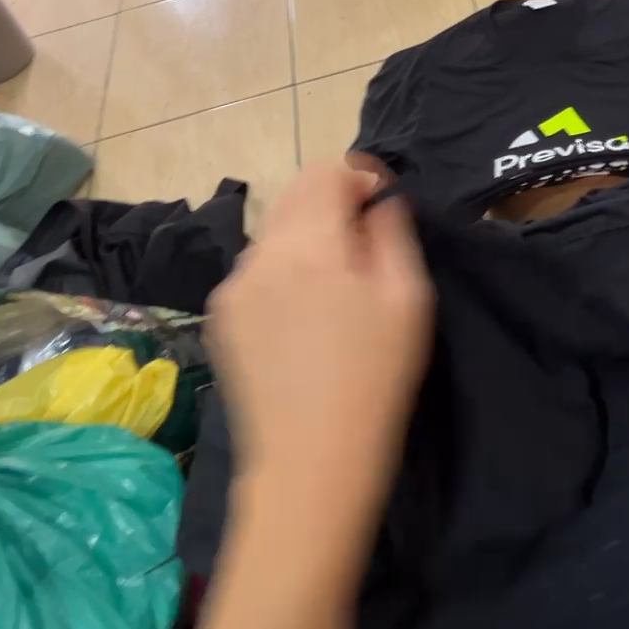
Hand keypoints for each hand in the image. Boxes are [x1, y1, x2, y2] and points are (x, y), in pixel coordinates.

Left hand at [206, 159, 433, 478]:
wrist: (313, 458)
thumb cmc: (376, 374)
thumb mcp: (407, 295)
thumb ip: (391, 230)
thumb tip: (378, 199)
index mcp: (310, 243)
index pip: (327, 171)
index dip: (361, 175)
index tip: (384, 202)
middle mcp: (262, 253)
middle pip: (296, 193)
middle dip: (334, 200)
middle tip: (366, 240)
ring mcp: (234, 286)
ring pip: (275, 230)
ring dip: (309, 233)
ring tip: (338, 280)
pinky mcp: (222, 317)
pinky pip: (258, 267)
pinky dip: (285, 266)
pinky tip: (306, 310)